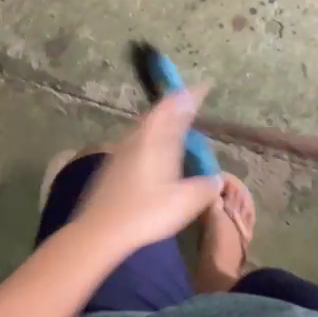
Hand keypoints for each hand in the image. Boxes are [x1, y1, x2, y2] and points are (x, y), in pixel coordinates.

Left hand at [70, 89, 223, 256]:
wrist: (100, 230)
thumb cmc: (145, 213)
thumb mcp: (184, 203)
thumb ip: (204, 189)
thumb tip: (217, 180)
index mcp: (156, 141)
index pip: (174, 109)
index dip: (190, 96)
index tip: (203, 85)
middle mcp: (138, 139)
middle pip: (157, 114)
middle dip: (174, 104)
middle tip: (188, 100)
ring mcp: (121, 151)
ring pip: (144, 126)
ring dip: (160, 119)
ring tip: (172, 121)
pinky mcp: (112, 166)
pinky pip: (136, 139)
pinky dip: (149, 135)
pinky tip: (150, 149)